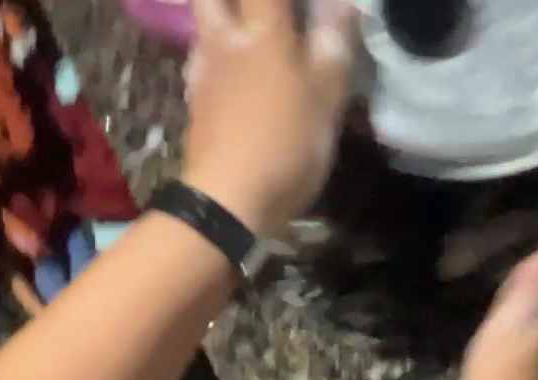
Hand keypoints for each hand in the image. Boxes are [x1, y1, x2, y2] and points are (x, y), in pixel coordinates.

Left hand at [182, 0, 355, 236]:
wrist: (227, 203)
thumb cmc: (284, 148)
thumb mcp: (324, 101)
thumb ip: (332, 48)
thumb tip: (343, 3)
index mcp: (263, 33)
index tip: (304, 5)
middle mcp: (225, 44)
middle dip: (234, 1)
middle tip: (257, 10)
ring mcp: (203, 78)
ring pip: (203, 31)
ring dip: (217, 22)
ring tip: (239, 35)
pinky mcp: (194, 112)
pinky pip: (200, 70)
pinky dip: (212, 65)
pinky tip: (225, 80)